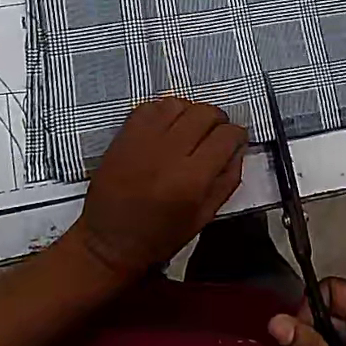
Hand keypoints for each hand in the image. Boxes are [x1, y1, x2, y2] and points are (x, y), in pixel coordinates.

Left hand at [71, 98, 245, 277]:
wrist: (108, 241)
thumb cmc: (159, 236)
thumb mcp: (203, 217)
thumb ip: (227, 180)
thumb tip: (238, 149)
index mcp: (191, 180)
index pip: (226, 136)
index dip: (238, 135)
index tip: (236, 140)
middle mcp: (168, 153)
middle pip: (205, 113)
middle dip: (218, 120)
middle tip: (216, 134)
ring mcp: (143, 140)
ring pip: (178, 104)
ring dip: (191, 112)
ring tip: (191, 128)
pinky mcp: (124, 135)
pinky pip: (150, 106)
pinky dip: (164, 110)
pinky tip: (167, 126)